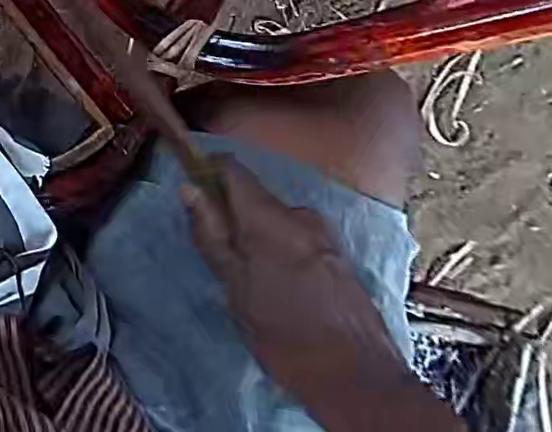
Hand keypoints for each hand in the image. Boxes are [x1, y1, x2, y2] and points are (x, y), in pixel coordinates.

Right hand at [182, 157, 415, 402]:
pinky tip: (283, 286)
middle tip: (222, 252)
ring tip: (253, 277)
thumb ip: (210, 234)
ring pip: (277, 218)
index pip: (232, 168)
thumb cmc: (287, 336)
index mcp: (269, 217)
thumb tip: (189, 188)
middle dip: (233, 214)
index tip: (195, 191)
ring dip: (259, 234)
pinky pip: (298, 235)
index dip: (208, 171)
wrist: (363, 384)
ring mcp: (325, 234)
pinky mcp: (339, 256)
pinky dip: (281, 248)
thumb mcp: (236, 288)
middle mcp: (300, 214)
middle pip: (254, 195)